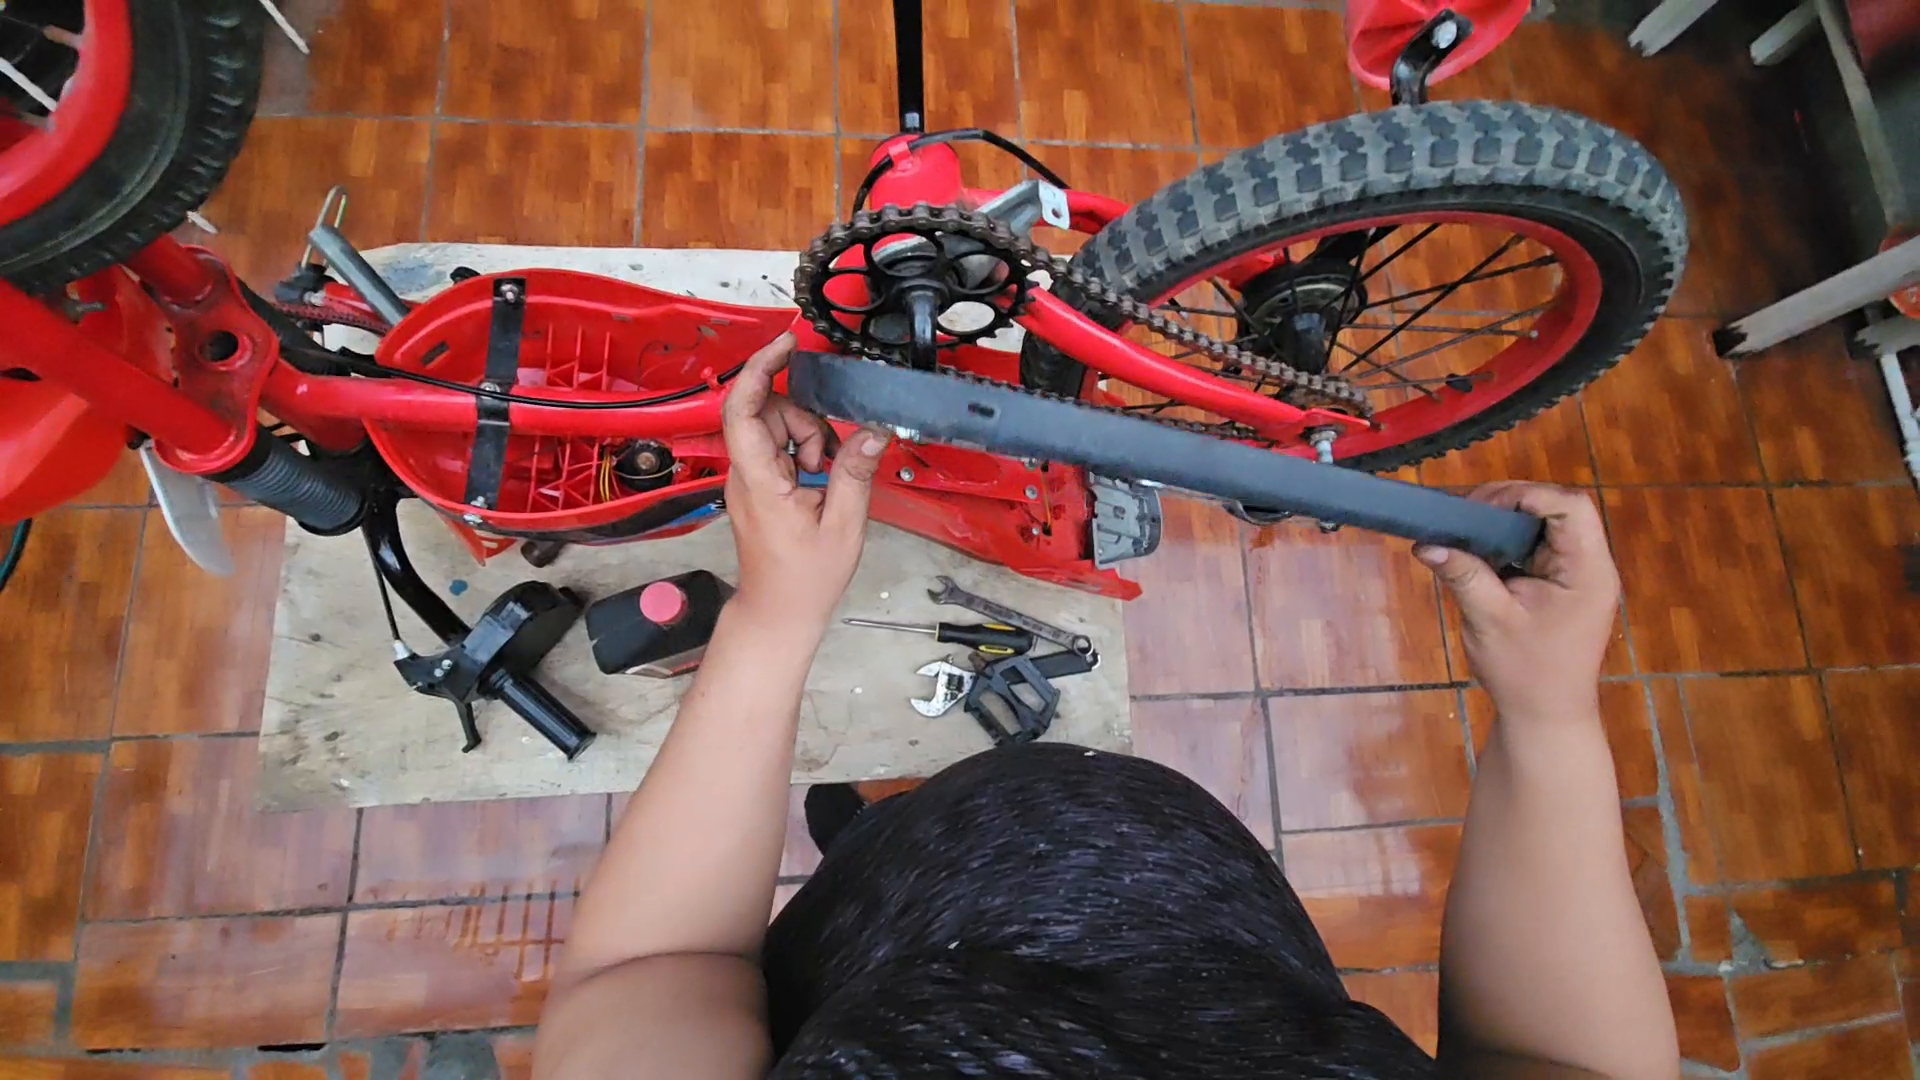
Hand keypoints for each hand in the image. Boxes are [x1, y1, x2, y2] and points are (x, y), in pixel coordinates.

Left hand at [721, 334, 887, 633]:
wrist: (779, 611)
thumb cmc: (806, 578)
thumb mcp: (844, 525)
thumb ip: (856, 472)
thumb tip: (875, 429)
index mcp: (760, 482)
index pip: (742, 410)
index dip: (759, 369)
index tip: (787, 345)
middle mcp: (745, 475)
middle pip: (764, 412)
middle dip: (803, 417)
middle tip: (829, 455)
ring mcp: (748, 480)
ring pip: (772, 428)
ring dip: (806, 436)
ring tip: (825, 474)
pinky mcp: (757, 487)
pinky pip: (777, 448)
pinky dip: (802, 451)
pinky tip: (820, 477)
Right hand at [1414, 482, 1619, 723]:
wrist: (1543, 711)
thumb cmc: (1524, 669)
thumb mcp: (1489, 620)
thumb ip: (1463, 576)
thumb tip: (1425, 543)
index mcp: (1586, 570)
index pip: (1570, 508)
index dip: (1527, 495)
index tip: (1477, 507)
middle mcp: (1585, 564)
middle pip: (1555, 509)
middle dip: (1506, 503)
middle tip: (1459, 516)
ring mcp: (1570, 573)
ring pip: (1539, 525)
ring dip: (1498, 521)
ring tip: (1458, 528)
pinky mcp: (1552, 583)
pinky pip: (1527, 546)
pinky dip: (1497, 541)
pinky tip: (1468, 549)